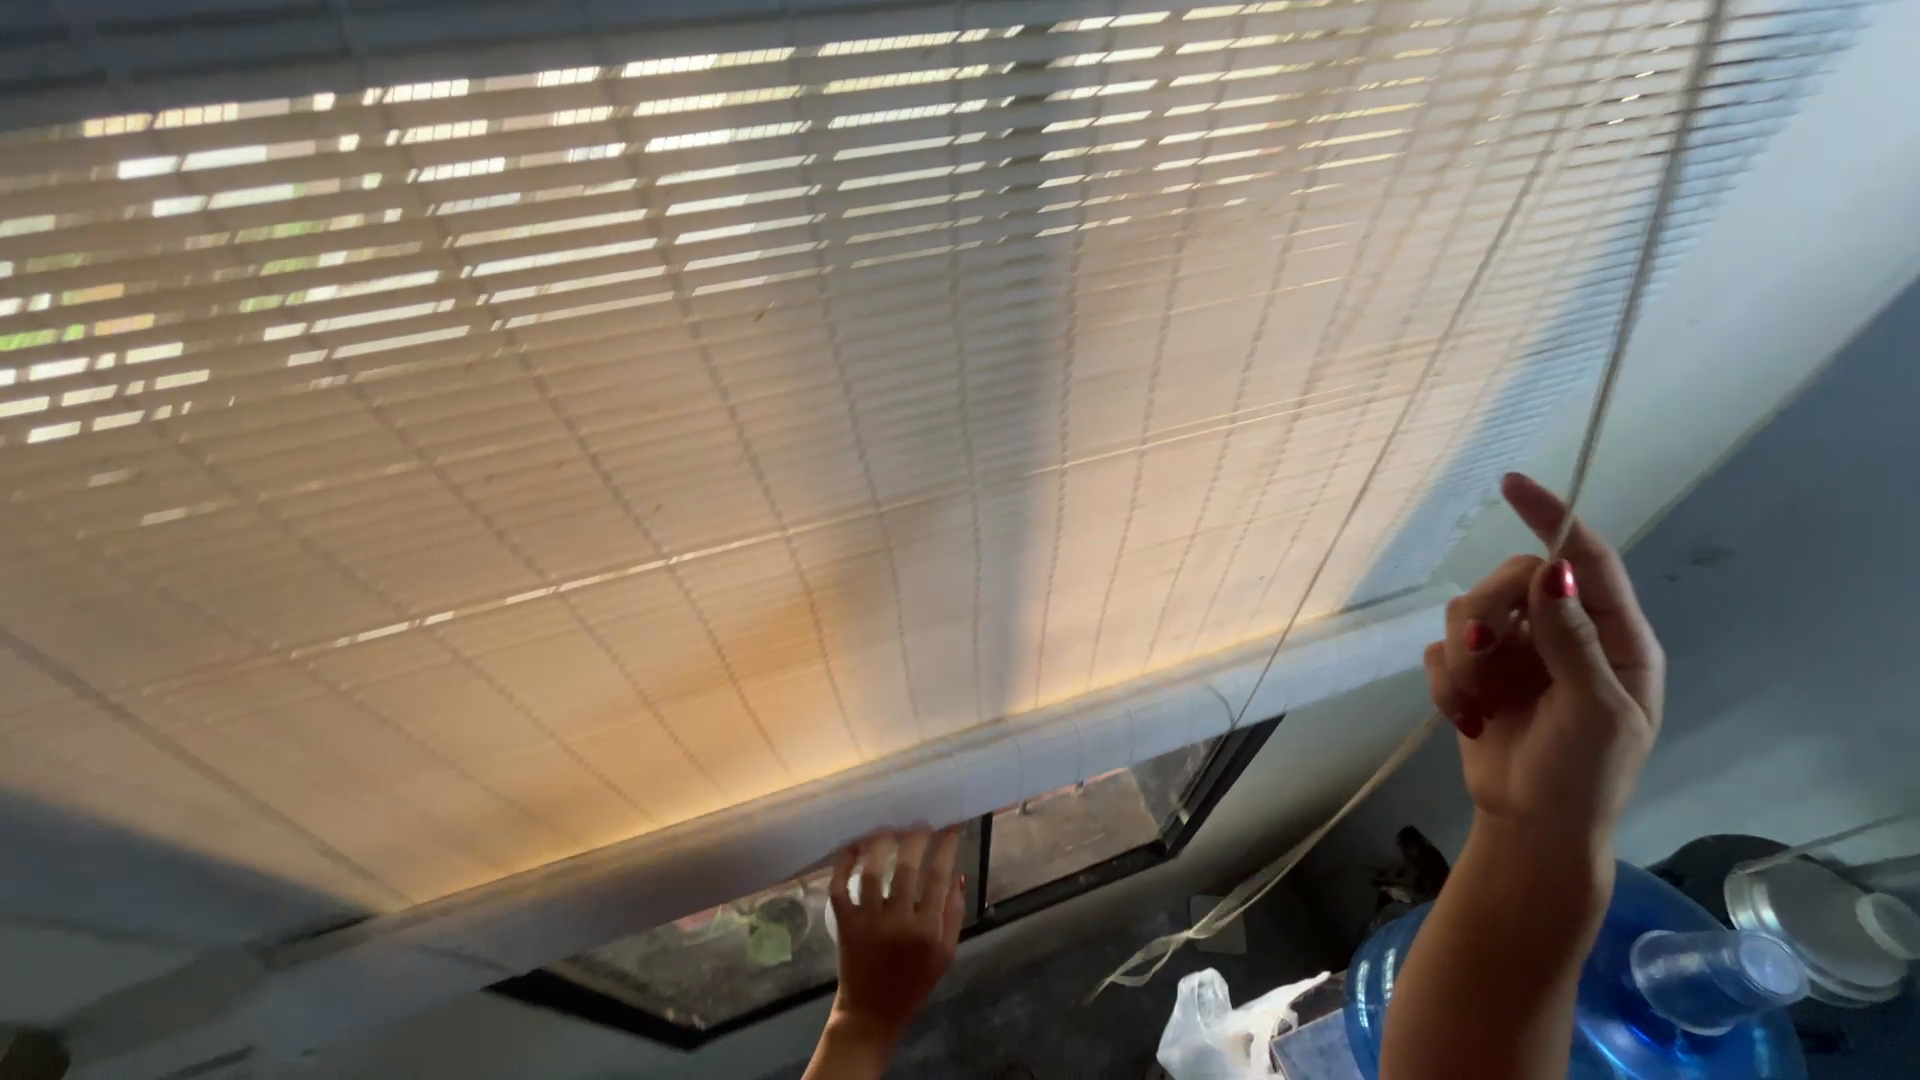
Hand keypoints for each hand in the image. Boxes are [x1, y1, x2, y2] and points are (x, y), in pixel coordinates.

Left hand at [827, 826, 964, 1040]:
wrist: (872, 1014)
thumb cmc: (915, 982)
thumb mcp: (946, 954)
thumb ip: (954, 914)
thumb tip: (957, 874)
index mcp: (927, 931)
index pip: (938, 877)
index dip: (946, 847)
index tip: (951, 826)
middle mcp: (898, 923)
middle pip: (907, 868)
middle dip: (916, 838)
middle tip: (920, 822)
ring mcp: (868, 922)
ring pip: (872, 873)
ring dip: (880, 844)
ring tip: (888, 828)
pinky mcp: (844, 924)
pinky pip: (840, 888)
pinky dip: (843, 865)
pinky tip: (853, 846)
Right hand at [1423, 473, 1665, 850]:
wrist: (1529, 823)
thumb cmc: (1582, 777)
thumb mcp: (1594, 714)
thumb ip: (1573, 643)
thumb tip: (1552, 573)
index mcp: (1613, 640)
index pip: (1585, 561)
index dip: (1553, 518)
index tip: (1513, 485)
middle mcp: (1562, 635)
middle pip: (1511, 582)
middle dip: (1487, 615)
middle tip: (1482, 653)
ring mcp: (1516, 653)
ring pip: (1467, 613)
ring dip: (1464, 659)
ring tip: (1475, 702)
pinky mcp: (1474, 672)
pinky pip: (1441, 650)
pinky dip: (1447, 682)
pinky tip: (1465, 713)